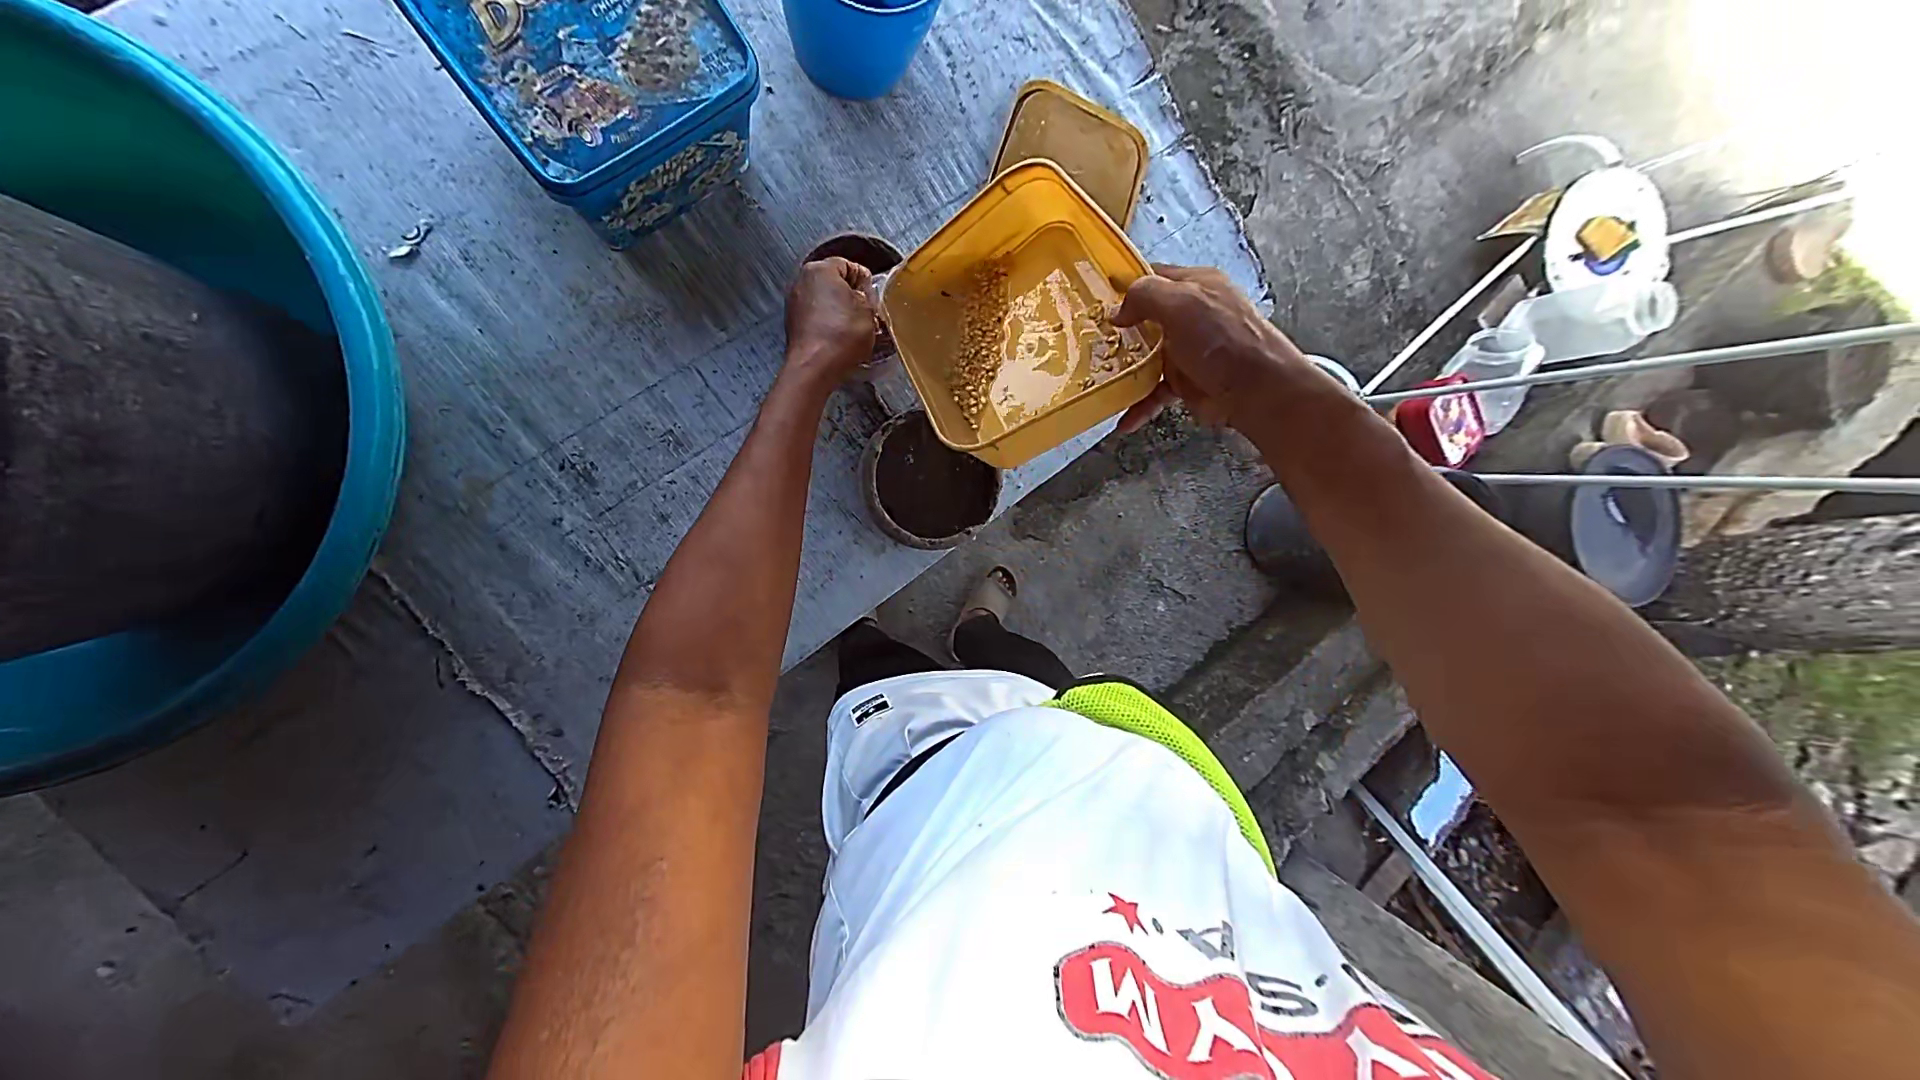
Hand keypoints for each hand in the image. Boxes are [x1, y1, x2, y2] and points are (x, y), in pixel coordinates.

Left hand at [784, 257, 877, 384]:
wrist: (815, 367)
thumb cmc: (839, 337)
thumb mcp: (868, 311)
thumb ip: (868, 295)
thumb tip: (864, 295)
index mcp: (821, 269)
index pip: (849, 265)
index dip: (865, 281)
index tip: (873, 295)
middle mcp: (802, 281)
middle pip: (834, 282)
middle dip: (851, 296)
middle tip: (867, 313)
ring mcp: (795, 303)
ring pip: (824, 300)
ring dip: (839, 311)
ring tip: (855, 328)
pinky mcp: (794, 323)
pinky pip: (816, 317)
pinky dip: (828, 324)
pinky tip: (840, 338)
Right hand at [1111, 264, 1314, 433]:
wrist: (1256, 390)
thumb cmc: (1223, 340)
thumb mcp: (1181, 303)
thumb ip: (1145, 296)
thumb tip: (1119, 311)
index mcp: (1194, 286)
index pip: (1152, 277)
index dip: (1123, 285)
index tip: (1092, 298)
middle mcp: (1190, 315)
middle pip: (1144, 320)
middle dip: (1117, 331)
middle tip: (1085, 340)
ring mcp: (1187, 350)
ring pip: (1145, 358)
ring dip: (1123, 370)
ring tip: (1097, 378)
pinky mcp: (1187, 382)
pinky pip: (1154, 393)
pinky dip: (1139, 406)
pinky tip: (1123, 420)